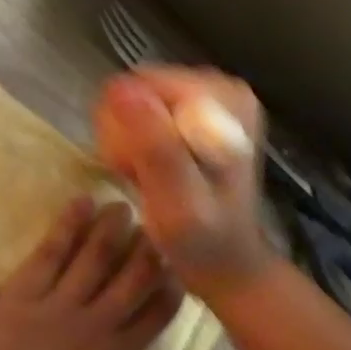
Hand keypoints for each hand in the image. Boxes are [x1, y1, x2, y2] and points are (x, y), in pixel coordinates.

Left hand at [0, 198, 185, 349]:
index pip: (156, 313)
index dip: (172, 286)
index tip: (181, 265)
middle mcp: (93, 325)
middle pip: (132, 275)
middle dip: (149, 246)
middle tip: (159, 220)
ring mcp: (56, 305)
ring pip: (94, 255)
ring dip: (113, 227)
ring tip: (124, 204)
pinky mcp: (20, 294)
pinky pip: (50, 251)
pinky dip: (67, 224)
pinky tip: (81, 201)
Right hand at [95, 67, 276, 298]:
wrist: (228, 262)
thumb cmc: (203, 240)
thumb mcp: (176, 202)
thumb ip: (154, 145)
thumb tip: (122, 88)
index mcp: (223, 99)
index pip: (140, 88)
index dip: (127, 131)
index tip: (135, 171)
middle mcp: (220, 87)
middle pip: (137, 90)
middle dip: (128, 135)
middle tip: (141, 177)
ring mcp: (209, 96)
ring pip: (133, 101)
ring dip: (129, 142)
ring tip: (147, 178)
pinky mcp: (196, 108)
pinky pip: (140, 111)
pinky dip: (136, 143)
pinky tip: (150, 171)